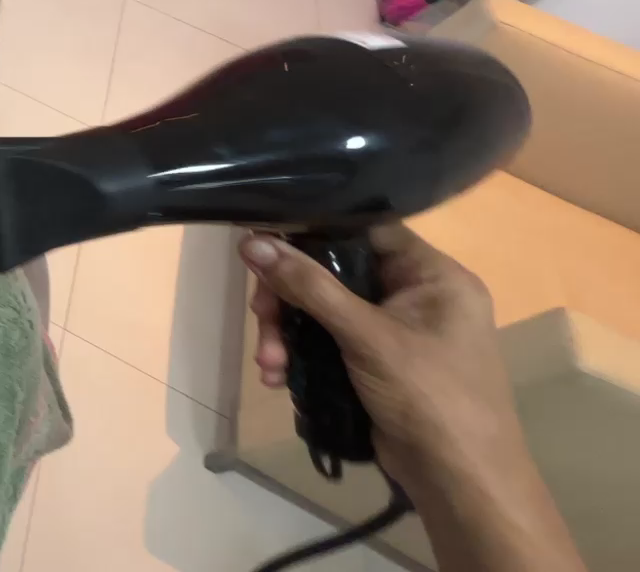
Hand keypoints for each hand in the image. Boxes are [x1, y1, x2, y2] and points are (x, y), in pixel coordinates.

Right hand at [238, 225, 527, 494]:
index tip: (260, 240)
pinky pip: (318, 333)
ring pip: (315, 303)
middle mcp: (411, 293)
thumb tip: (249, 241)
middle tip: (261, 315)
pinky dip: (294, 349)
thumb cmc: (431, 397)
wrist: (460, 482)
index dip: (309, 229)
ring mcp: (388, 324)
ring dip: (284, 329)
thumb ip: (307, 285)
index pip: (361, 229)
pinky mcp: (368, 352)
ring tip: (269, 360)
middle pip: (326, 268)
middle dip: (285, 295)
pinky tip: (277, 372)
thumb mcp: (365, 335)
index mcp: (431, 277)